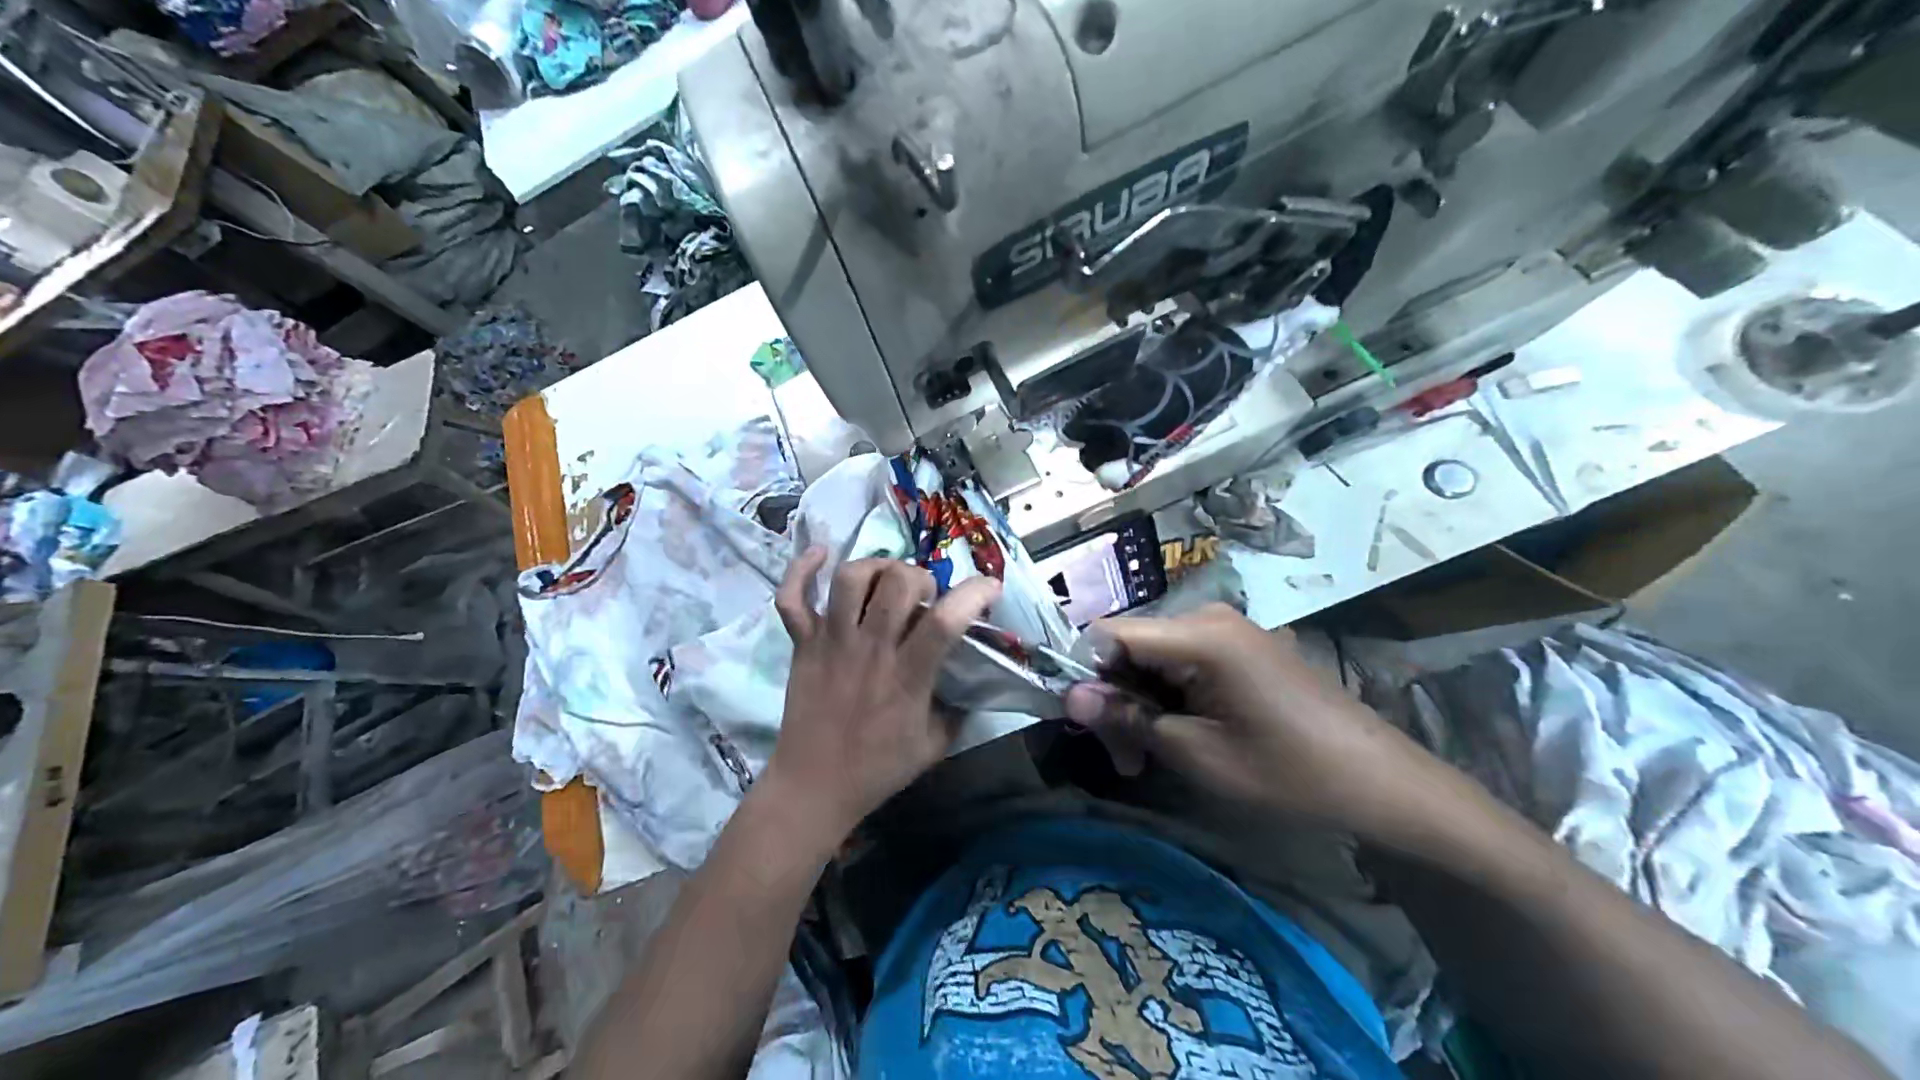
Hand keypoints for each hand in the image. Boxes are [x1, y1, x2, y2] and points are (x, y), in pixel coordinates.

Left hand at [762, 548, 999, 845]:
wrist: (814, 786)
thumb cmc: (878, 769)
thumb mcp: (935, 745)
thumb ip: (958, 708)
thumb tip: (973, 678)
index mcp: (908, 677)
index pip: (946, 621)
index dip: (974, 594)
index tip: (990, 589)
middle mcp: (870, 650)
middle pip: (896, 584)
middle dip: (920, 576)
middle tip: (924, 595)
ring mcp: (831, 642)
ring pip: (848, 580)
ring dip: (874, 566)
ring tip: (885, 578)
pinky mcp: (802, 644)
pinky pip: (792, 597)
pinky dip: (802, 569)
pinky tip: (821, 554)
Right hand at [1065, 604, 1454, 845]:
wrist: (1380, 781)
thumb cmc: (1289, 771)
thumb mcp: (1198, 753)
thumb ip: (1129, 719)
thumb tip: (1068, 697)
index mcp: (1200, 634)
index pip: (1108, 634)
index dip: (1084, 673)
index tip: (1085, 723)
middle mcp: (1207, 618)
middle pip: (1129, 647)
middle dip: (1115, 701)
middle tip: (1122, 761)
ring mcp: (1226, 630)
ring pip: (1151, 659)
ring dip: (1140, 706)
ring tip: (1144, 760)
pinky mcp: (1238, 647)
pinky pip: (1180, 663)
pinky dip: (1167, 699)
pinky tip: (1175, 739)